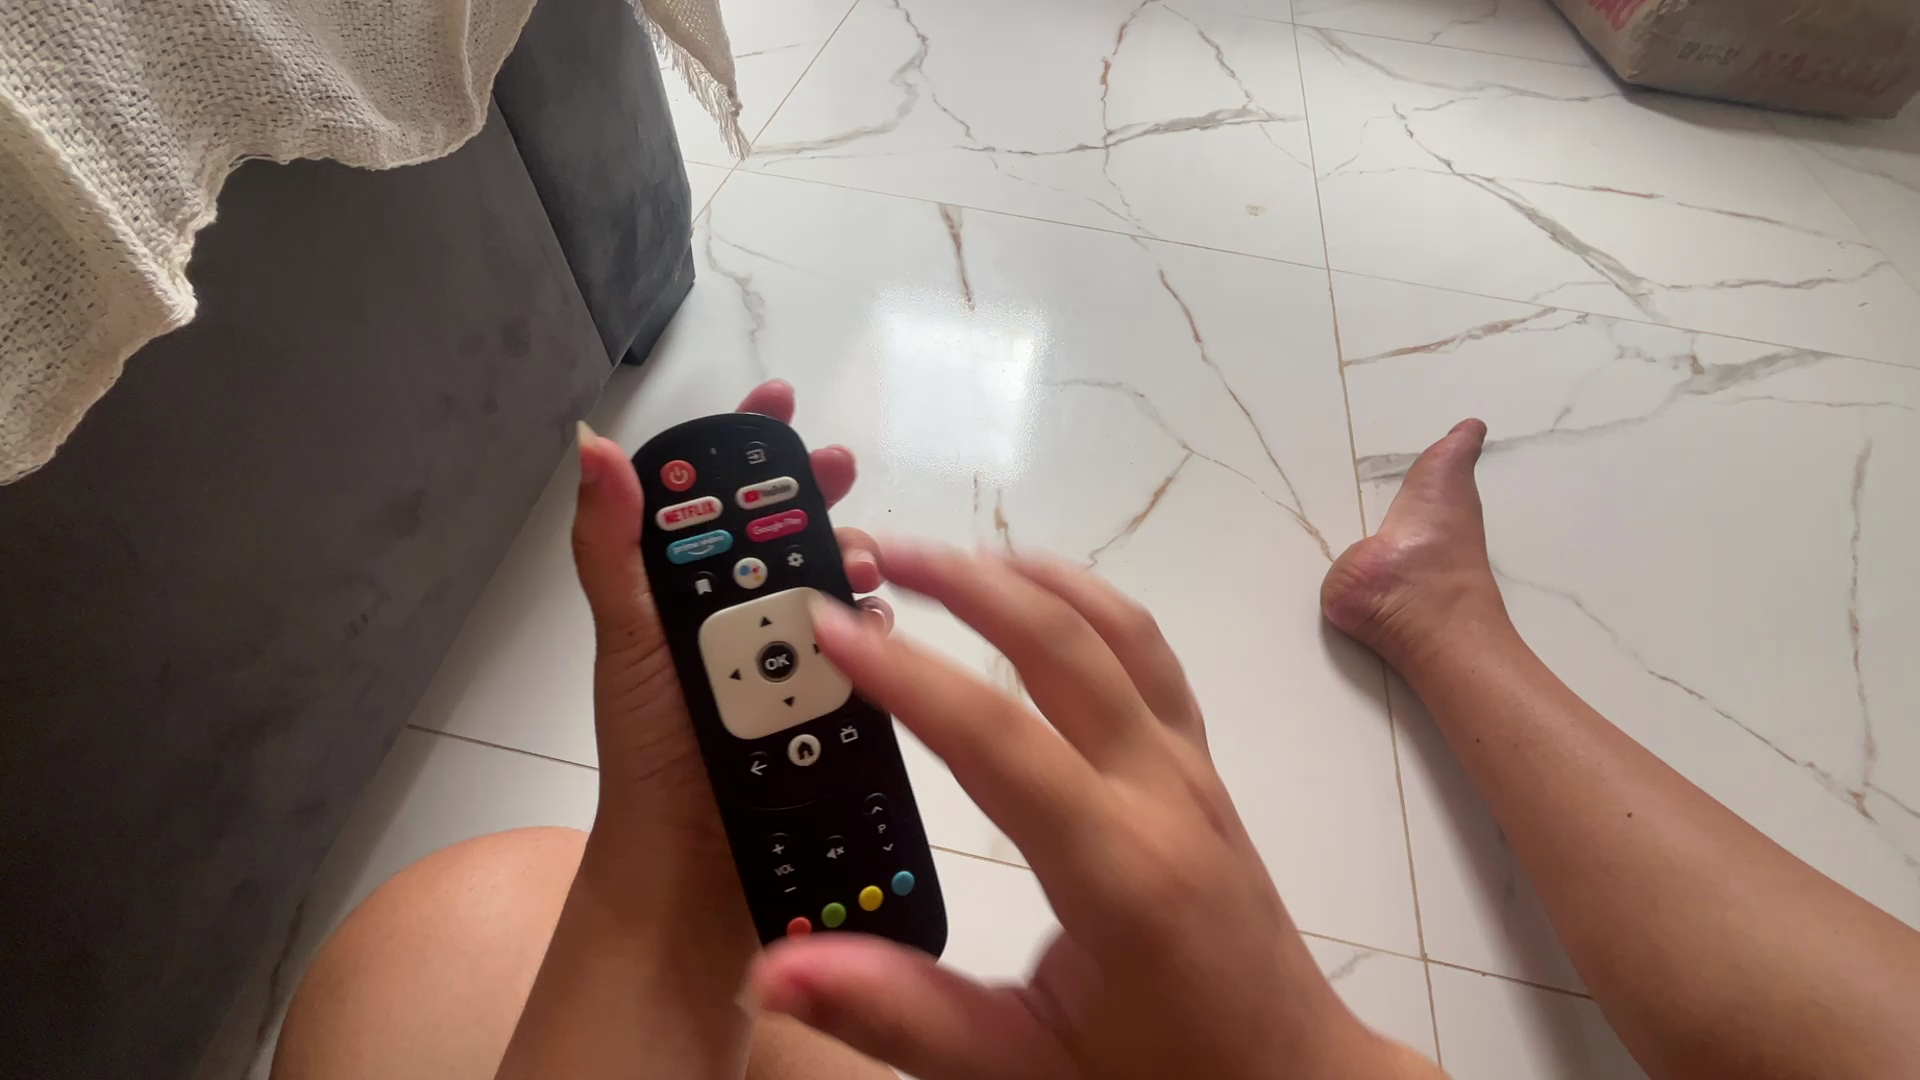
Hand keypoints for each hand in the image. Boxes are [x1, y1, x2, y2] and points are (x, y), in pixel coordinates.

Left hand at [566, 381, 888, 968]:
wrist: (700, 856)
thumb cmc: (654, 745)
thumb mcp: (627, 639)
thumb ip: (612, 549)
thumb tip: (593, 448)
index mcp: (690, 591)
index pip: (719, 503)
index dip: (747, 448)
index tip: (780, 402)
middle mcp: (744, 610)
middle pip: (787, 531)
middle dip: (814, 492)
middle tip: (839, 469)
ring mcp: (792, 649)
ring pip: (831, 580)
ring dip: (849, 556)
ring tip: (858, 561)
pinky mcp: (833, 688)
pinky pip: (861, 638)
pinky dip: (872, 619)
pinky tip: (876, 618)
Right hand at [752, 542, 1436, 1079]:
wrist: (1292, 1075)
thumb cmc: (1163, 1074)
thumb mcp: (1023, 1067)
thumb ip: (901, 1013)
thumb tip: (782, 967)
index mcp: (1115, 867)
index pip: (995, 738)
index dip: (907, 673)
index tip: (835, 624)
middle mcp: (1159, 787)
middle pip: (1064, 643)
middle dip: (966, 584)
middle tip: (886, 556)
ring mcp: (1187, 760)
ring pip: (1118, 627)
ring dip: (1031, 576)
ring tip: (953, 557)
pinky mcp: (1196, 755)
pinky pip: (1146, 651)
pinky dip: (1087, 600)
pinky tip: (1037, 593)